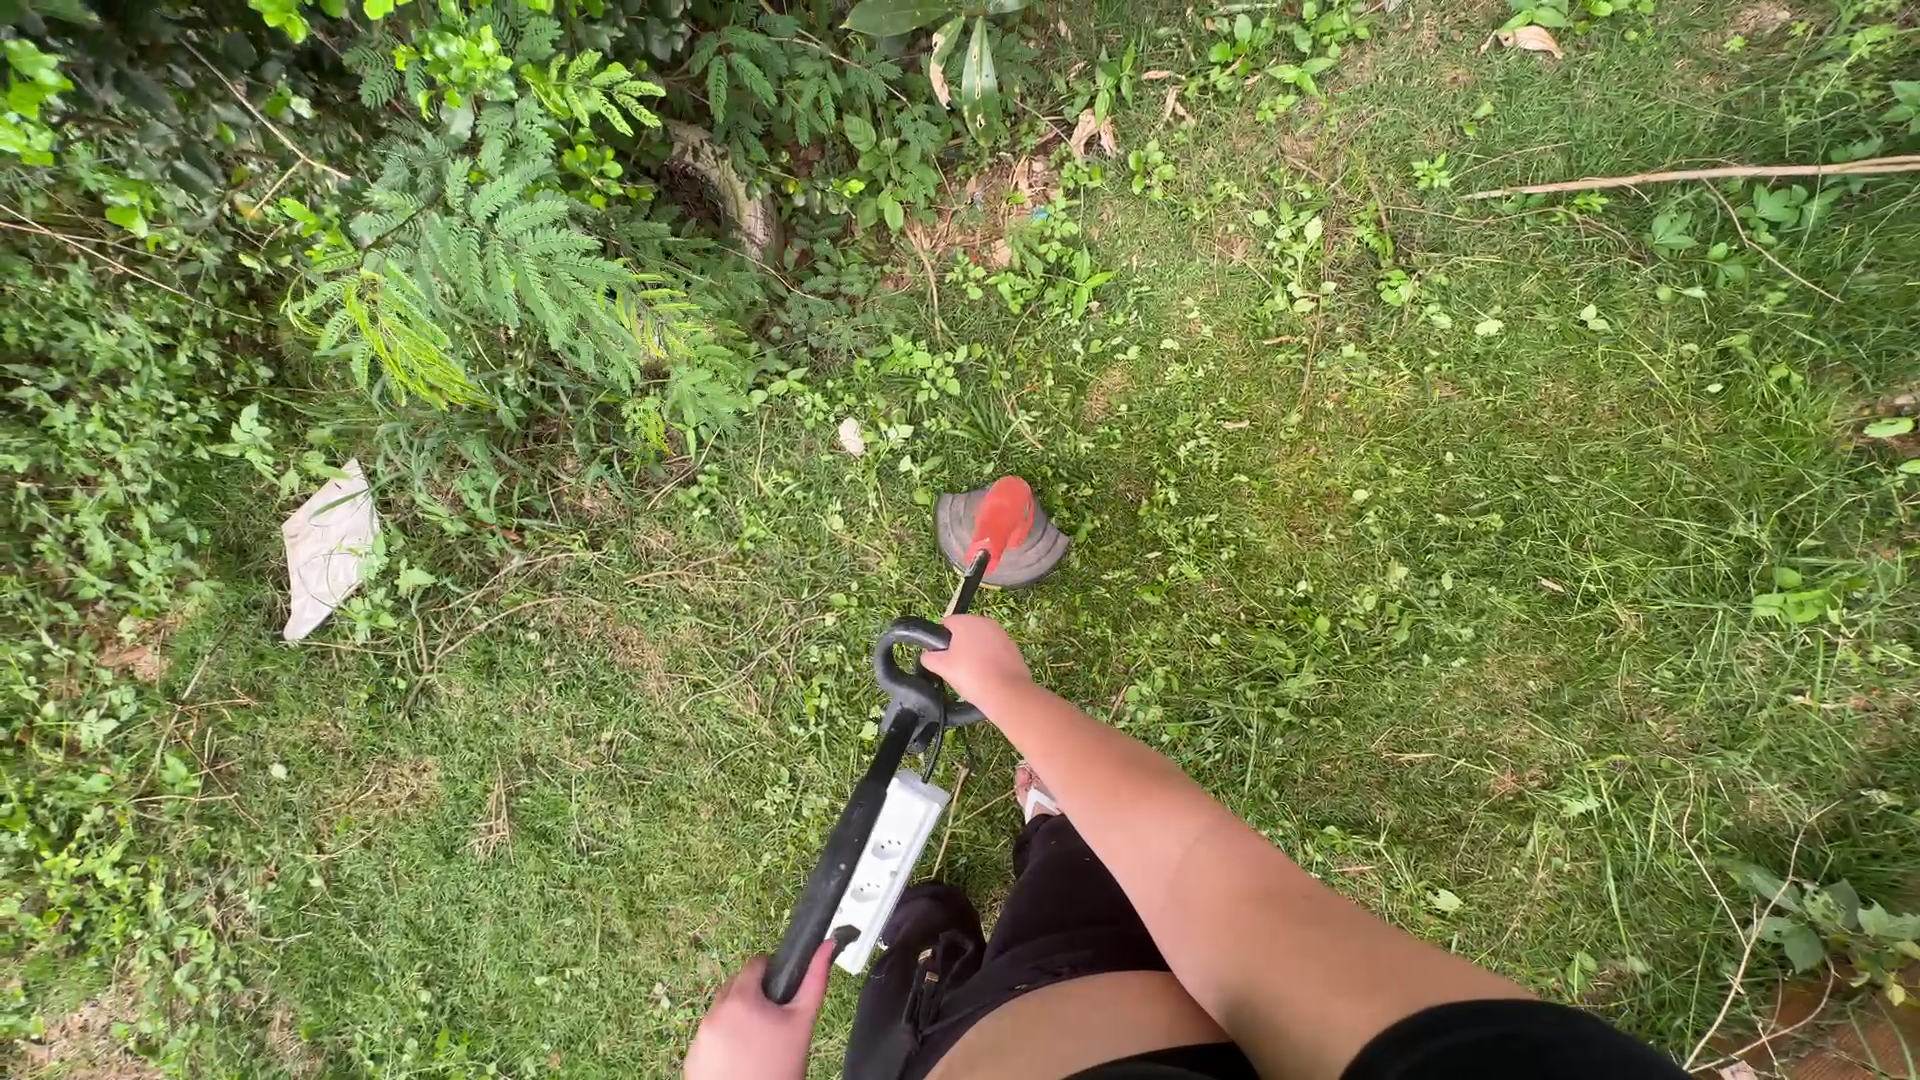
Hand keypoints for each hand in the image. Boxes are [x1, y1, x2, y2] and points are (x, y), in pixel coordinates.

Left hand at [684, 943, 833, 1079]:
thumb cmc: (782, 1066)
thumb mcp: (803, 1021)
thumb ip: (815, 979)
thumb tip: (827, 944)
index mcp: (740, 999)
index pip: (754, 965)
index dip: (770, 974)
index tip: (780, 994)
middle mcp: (713, 1014)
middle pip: (735, 987)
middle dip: (751, 996)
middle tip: (770, 1022)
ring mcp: (699, 1038)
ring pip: (721, 1012)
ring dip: (736, 1018)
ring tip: (755, 1043)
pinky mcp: (691, 1061)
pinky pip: (708, 1037)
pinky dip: (721, 1041)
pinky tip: (738, 1058)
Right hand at [919, 614, 1033, 706]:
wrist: (1006, 692)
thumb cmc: (971, 676)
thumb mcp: (942, 668)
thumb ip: (929, 657)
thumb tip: (927, 655)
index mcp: (965, 621)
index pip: (946, 623)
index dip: (940, 640)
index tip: (941, 657)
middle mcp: (984, 622)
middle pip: (964, 631)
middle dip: (959, 645)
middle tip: (955, 666)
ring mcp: (1001, 633)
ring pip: (981, 640)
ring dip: (975, 651)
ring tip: (972, 673)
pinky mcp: (1013, 646)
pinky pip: (995, 650)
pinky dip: (990, 658)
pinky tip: (988, 674)